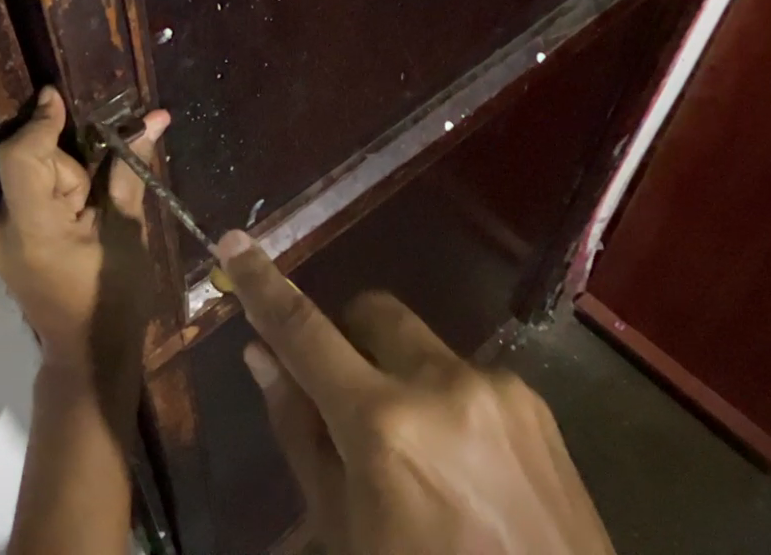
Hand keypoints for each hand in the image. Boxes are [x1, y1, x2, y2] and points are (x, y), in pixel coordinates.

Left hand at [0, 86, 170, 373]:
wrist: (89, 356)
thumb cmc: (115, 298)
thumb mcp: (128, 232)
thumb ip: (129, 171)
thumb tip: (153, 119)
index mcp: (32, 227)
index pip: (22, 155)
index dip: (41, 122)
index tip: (59, 95)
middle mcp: (3, 228)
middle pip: (28, 163)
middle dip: (66, 160)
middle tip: (100, 184)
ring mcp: (0, 238)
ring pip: (29, 178)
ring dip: (61, 176)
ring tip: (94, 208)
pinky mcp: (7, 243)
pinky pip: (27, 197)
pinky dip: (52, 189)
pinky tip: (80, 207)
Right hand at [215, 231, 615, 554]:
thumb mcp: (343, 526)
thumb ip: (298, 433)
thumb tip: (263, 357)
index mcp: (383, 424)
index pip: (304, 332)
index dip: (263, 286)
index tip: (235, 243)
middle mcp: (442, 384)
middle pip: (370, 311)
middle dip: (345, 337)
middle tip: (343, 395)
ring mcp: (497, 387)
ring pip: (419, 343)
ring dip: (397, 373)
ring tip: (416, 449)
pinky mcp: (535, 401)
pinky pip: (465, 372)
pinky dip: (443, 397)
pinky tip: (461, 461)